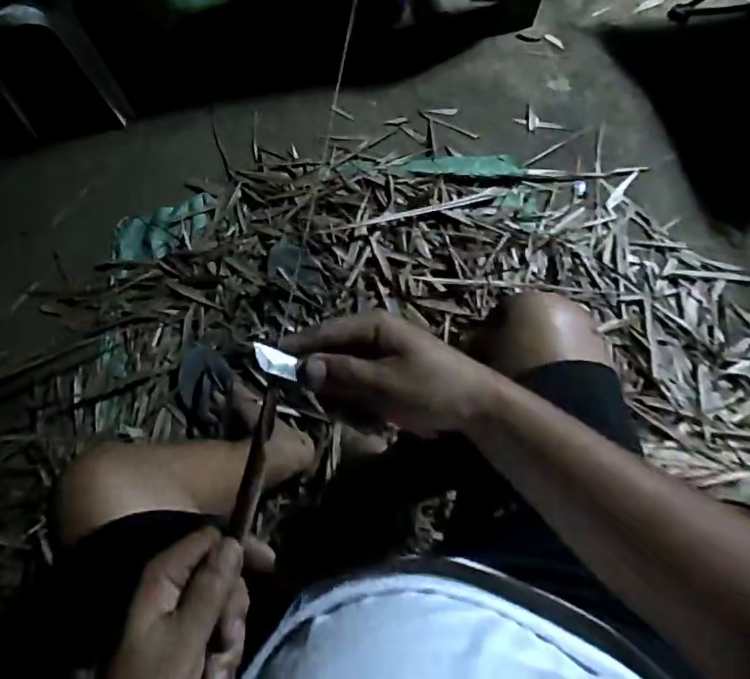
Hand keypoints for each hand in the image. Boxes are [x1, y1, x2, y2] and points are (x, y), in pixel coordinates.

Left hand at [107, 527, 250, 678]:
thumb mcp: (187, 638)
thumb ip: (210, 588)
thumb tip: (233, 541)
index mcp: (165, 573)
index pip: (210, 537)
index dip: (240, 547)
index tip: (269, 565)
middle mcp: (172, 586)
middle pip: (222, 575)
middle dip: (232, 610)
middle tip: (226, 642)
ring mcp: (179, 613)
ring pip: (224, 608)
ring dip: (228, 640)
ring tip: (214, 671)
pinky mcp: (185, 638)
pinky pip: (217, 633)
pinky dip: (221, 655)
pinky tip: (212, 675)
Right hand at [282, 311, 507, 434]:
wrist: (481, 406)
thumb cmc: (433, 388)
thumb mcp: (384, 383)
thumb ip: (342, 373)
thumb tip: (302, 366)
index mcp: (371, 326)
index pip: (322, 333)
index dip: (296, 348)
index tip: (268, 362)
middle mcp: (372, 335)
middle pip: (329, 359)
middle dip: (333, 391)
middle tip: (347, 417)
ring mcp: (380, 355)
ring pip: (343, 380)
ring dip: (351, 405)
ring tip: (373, 424)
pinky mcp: (388, 375)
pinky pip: (360, 390)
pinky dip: (365, 409)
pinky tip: (382, 424)